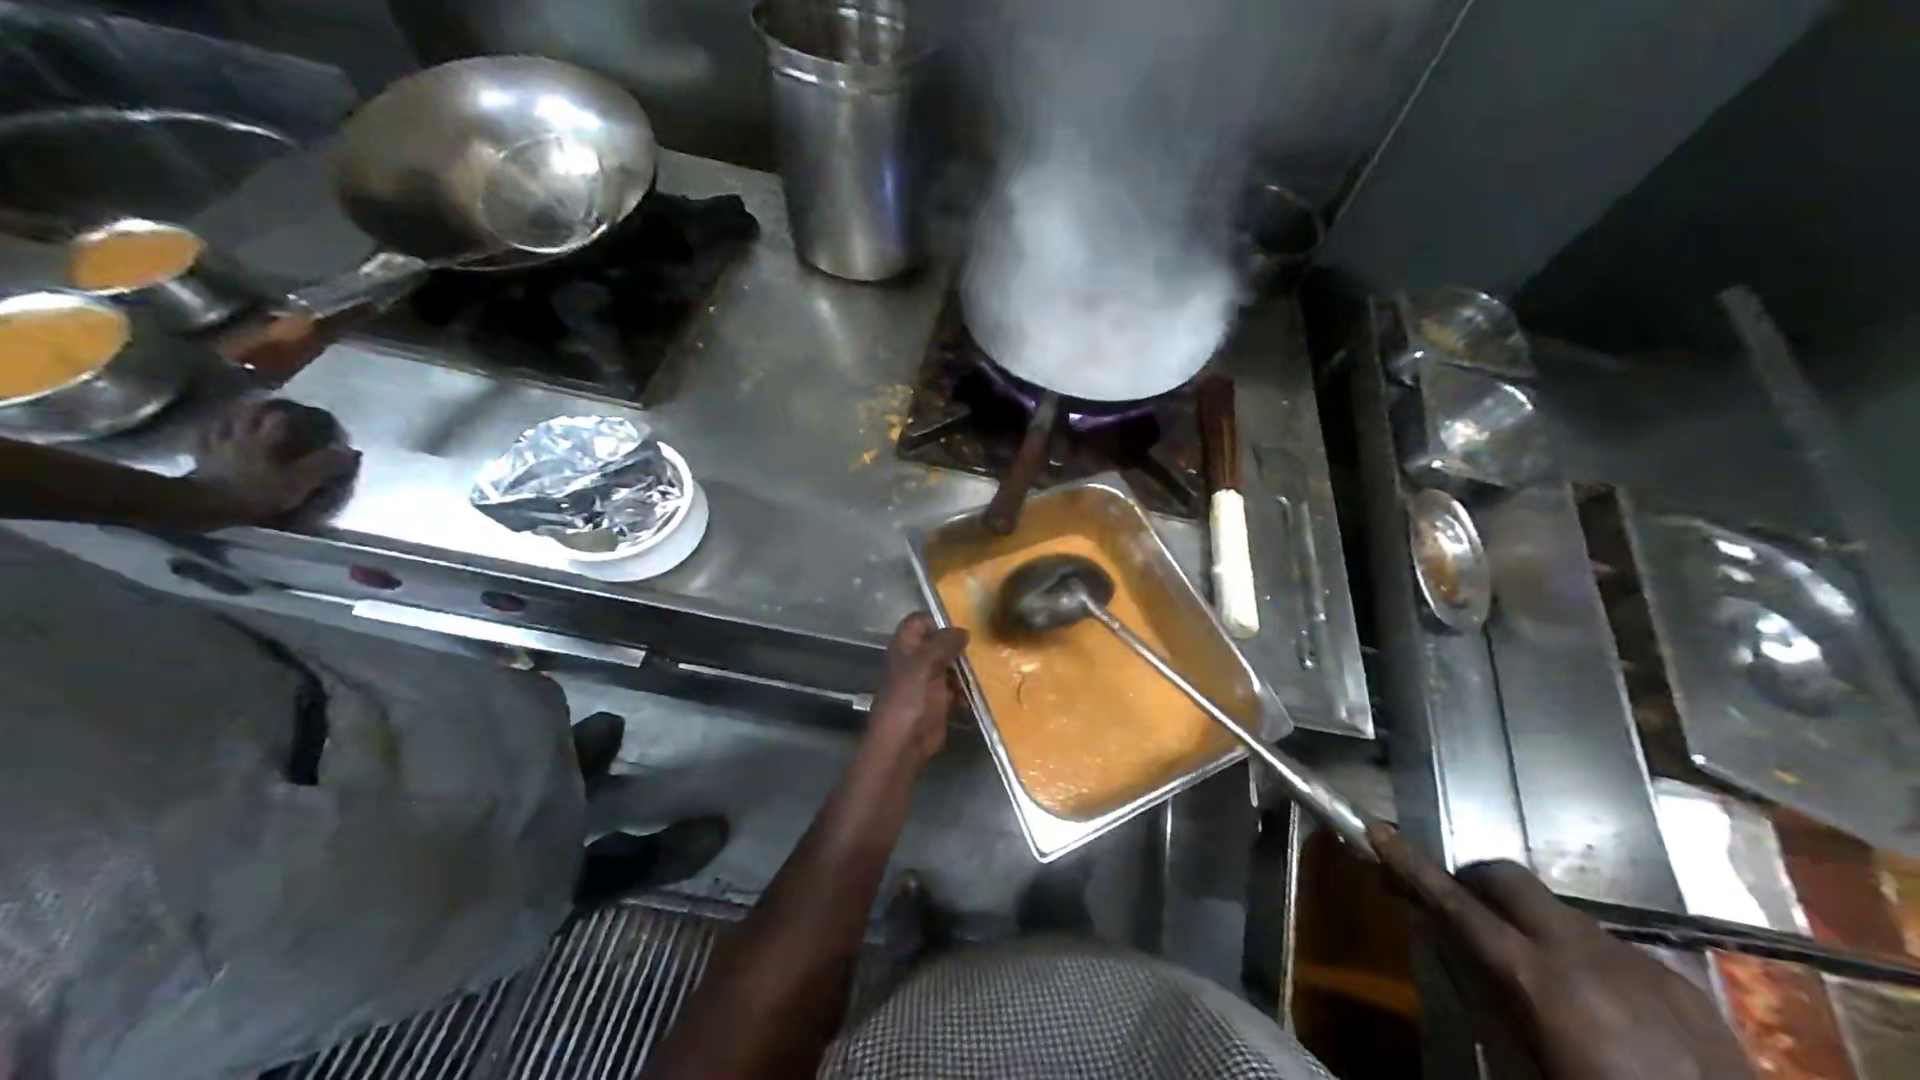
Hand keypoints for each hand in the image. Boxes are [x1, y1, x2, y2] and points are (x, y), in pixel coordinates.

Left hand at [193, 399, 359, 524]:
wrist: (208, 505)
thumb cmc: (259, 493)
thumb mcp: (300, 482)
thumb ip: (324, 465)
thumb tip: (350, 451)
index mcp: (266, 441)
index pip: (282, 418)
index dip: (295, 414)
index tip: (308, 415)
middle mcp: (242, 437)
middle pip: (251, 414)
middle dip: (264, 408)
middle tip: (275, 407)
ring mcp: (218, 445)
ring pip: (227, 421)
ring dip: (237, 415)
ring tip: (246, 414)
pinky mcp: (203, 456)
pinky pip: (205, 437)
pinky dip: (213, 430)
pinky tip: (217, 430)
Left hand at [868, 613, 968, 764]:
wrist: (903, 743)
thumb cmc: (910, 698)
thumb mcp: (926, 663)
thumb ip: (944, 643)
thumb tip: (963, 631)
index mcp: (905, 647)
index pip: (919, 621)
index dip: (937, 620)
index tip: (961, 626)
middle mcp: (915, 661)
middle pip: (938, 644)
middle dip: (958, 646)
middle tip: (981, 647)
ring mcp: (926, 682)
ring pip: (949, 667)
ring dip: (965, 670)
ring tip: (984, 670)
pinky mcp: (938, 702)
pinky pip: (955, 690)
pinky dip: (965, 692)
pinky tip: (976, 694)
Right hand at [1371, 824, 1752, 1079]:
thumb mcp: (1527, 1070)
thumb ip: (1486, 1004)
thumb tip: (1451, 952)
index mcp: (1540, 978)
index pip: (1457, 905)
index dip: (1412, 866)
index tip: (1379, 831)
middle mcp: (1586, 953)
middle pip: (1511, 880)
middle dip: (1476, 882)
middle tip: (1461, 910)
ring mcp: (1640, 963)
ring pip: (1560, 912)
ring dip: (1530, 924)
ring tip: (1536, 976)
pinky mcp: (1682, 984)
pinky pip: (1611, 947)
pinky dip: (1581, 955)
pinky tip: (1599, 1008)